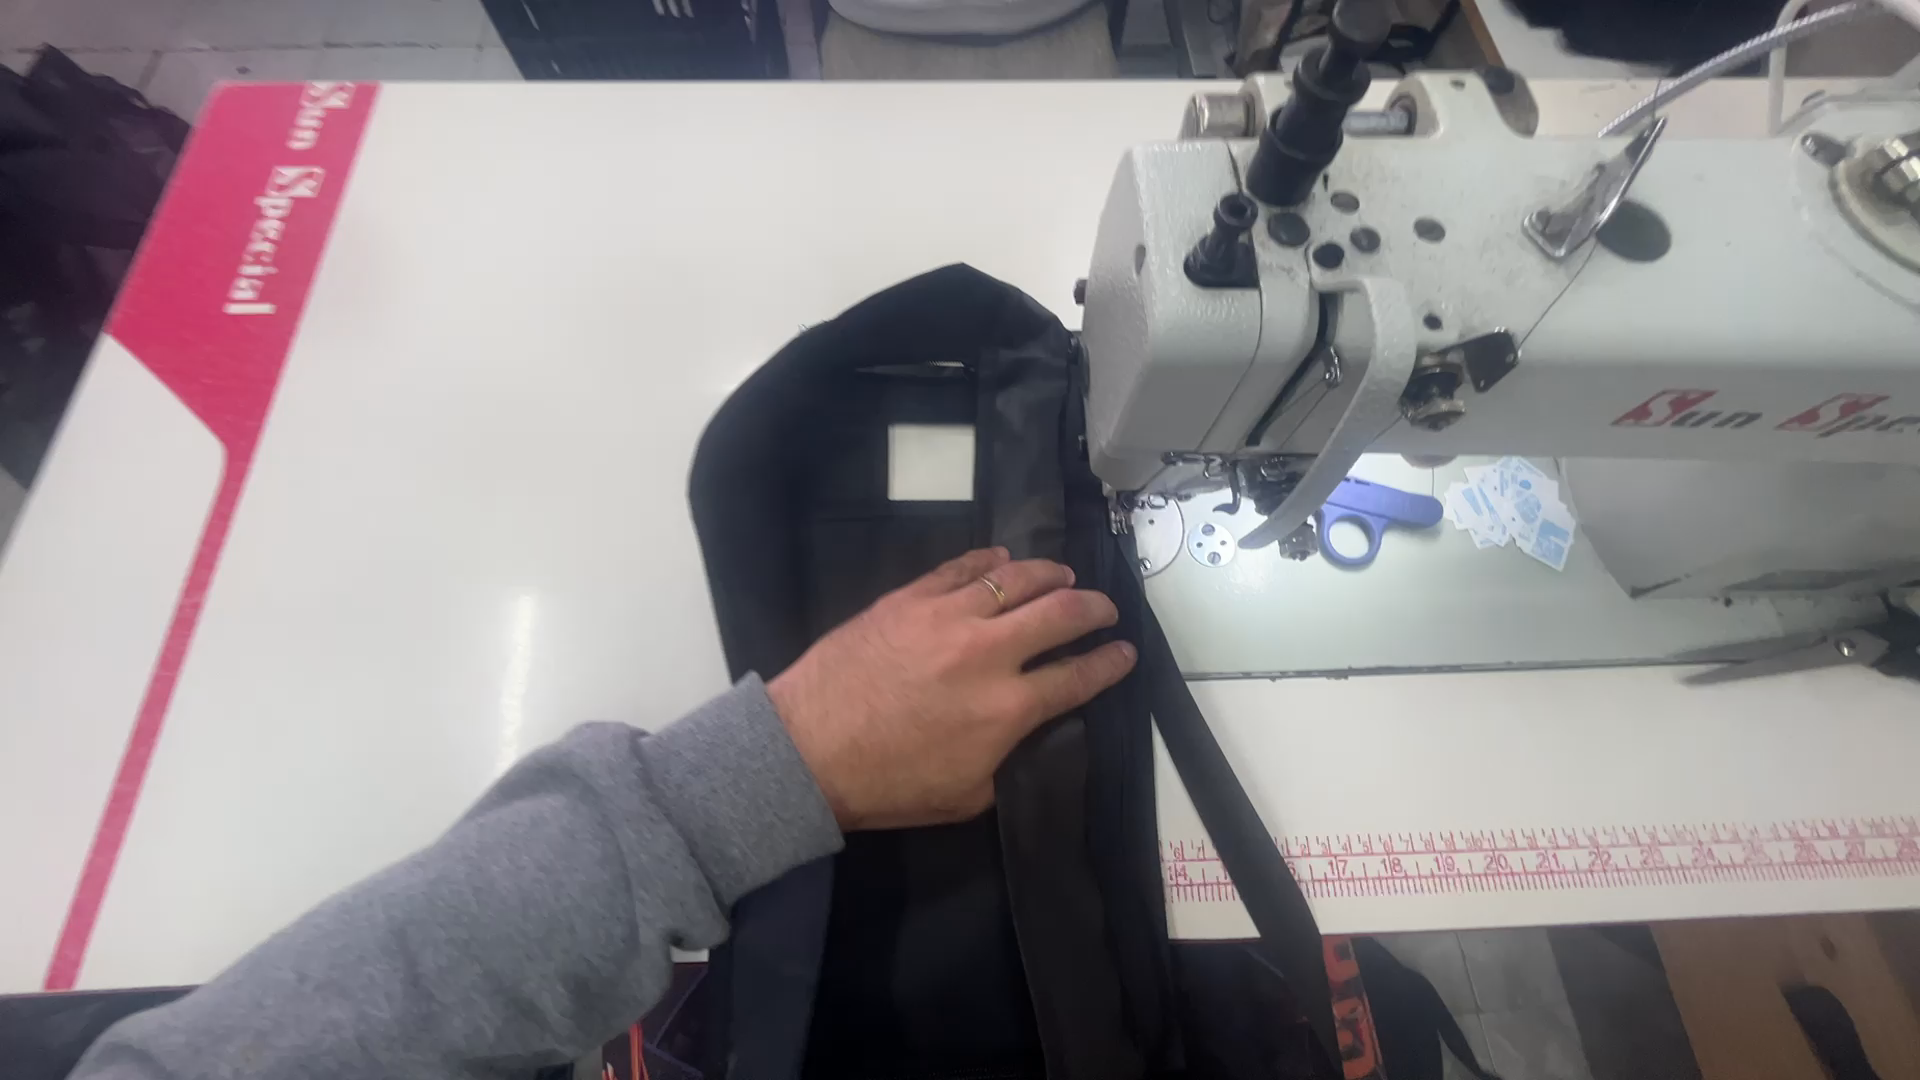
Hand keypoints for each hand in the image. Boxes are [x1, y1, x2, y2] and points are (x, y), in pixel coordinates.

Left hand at [766, 547, 1136, 830]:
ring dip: (1049, 573)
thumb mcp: (966, 794)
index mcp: (1007, 709)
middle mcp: (988, 653)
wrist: (808, 750)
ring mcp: (947, 617)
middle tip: (1105, 608)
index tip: (1126, 653)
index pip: (1077, 677)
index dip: (1110, 663)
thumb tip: (1024, 726)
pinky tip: (1002, 557)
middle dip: (1093, 608)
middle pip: (1060, 614)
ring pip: (1015, 578)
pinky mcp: (910, 599)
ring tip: (1063, 574)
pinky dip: (988, 560)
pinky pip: (959, 568)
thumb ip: (1007, 754)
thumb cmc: (887, 784)